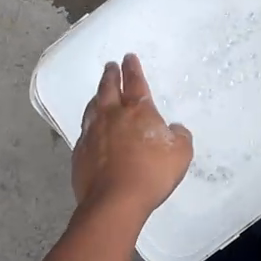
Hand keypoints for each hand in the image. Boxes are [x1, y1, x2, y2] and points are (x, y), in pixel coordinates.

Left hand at [73, 54, 192, 219]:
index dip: (133, 68)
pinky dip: (89, 123)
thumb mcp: (181, 153)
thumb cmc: (151, 173)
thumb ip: (179, 136)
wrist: (114, 202)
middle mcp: (112, 116)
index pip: (135, 82)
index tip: (129, 57)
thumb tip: (174, 128)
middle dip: (111, 75)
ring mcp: (92, 134)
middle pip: (109, 88)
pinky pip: (84, 131)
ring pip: (93, 107)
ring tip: (99, 93)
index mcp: (138, 110)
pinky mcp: (79, 153)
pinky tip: (90, 127)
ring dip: (97, 96)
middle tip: (110, 66)